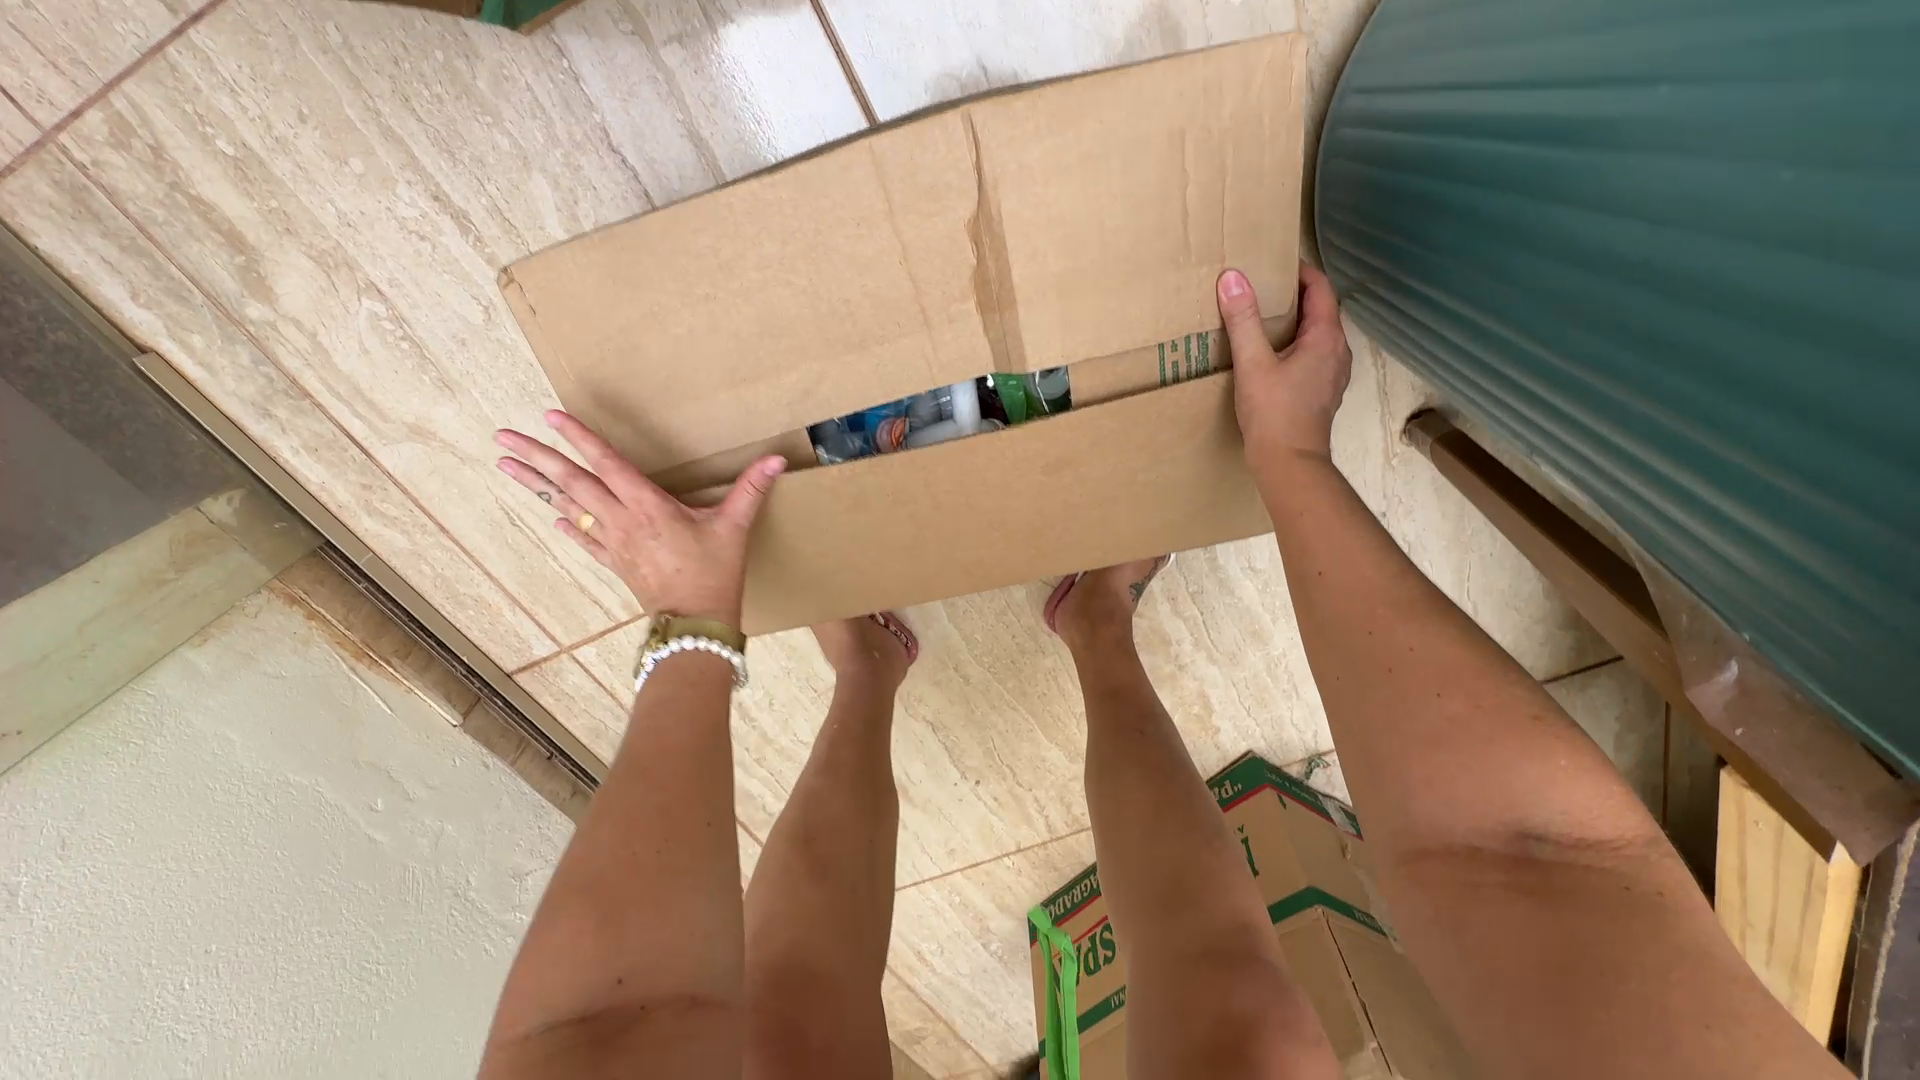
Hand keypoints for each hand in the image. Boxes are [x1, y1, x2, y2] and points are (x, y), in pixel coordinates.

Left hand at [494, 410, 785, 625]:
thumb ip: (751, 489)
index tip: (550, 417)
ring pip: (568, 508)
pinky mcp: (616, 563)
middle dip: (537, 458)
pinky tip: (549, 517)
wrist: (695, 621)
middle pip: (573, 483)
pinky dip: (565, 526)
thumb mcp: (734, 527)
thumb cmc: (715, 573)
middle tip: (502, 437)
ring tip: (507, 466)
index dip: (579, 439)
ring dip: (536, 487)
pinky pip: (584, 540)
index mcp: (648, 506)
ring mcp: (614, 543)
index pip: (607, 464)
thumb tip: (777, 459)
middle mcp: (623, 520)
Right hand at [1218, 262, 1352, 463]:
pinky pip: (1311, 358)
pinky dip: (1293, 347)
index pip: (1321, 289)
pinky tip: (1269, 357)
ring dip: (1293, 324)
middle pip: (1320, 311)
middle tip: (1261, 289)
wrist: (1290, 464)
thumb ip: (1243, 320)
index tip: (1274, 263)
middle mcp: (1337, 352)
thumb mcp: (1252, 363)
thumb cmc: (1274, 414)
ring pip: (1316, 336)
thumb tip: (1232, 278)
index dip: (1300, 271)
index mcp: (1326, 338)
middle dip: (1293, 296)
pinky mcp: (1322, 393)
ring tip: (1261, 320)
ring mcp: (1332, 375)